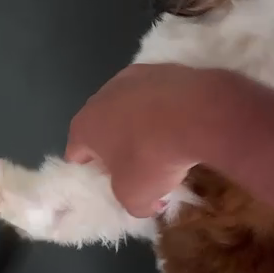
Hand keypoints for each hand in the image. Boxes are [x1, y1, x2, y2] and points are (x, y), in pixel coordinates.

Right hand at [65, 63, 230, 216]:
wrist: (197, 113)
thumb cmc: (152, 156)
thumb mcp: (136, 197)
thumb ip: (130, 203)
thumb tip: (145, 202)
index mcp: (84, 126)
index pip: (76, 153)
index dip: (91, 173)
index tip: (113, 185)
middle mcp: (99, 97)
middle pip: (101, 128)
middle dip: (116, 147)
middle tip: (140, 168)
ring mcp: (129, 78)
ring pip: (128, 108)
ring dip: (140, 125)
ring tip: (166, 144)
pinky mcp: (159, 69)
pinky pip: (156, 95)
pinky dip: (164, 109)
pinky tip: (183, 124)